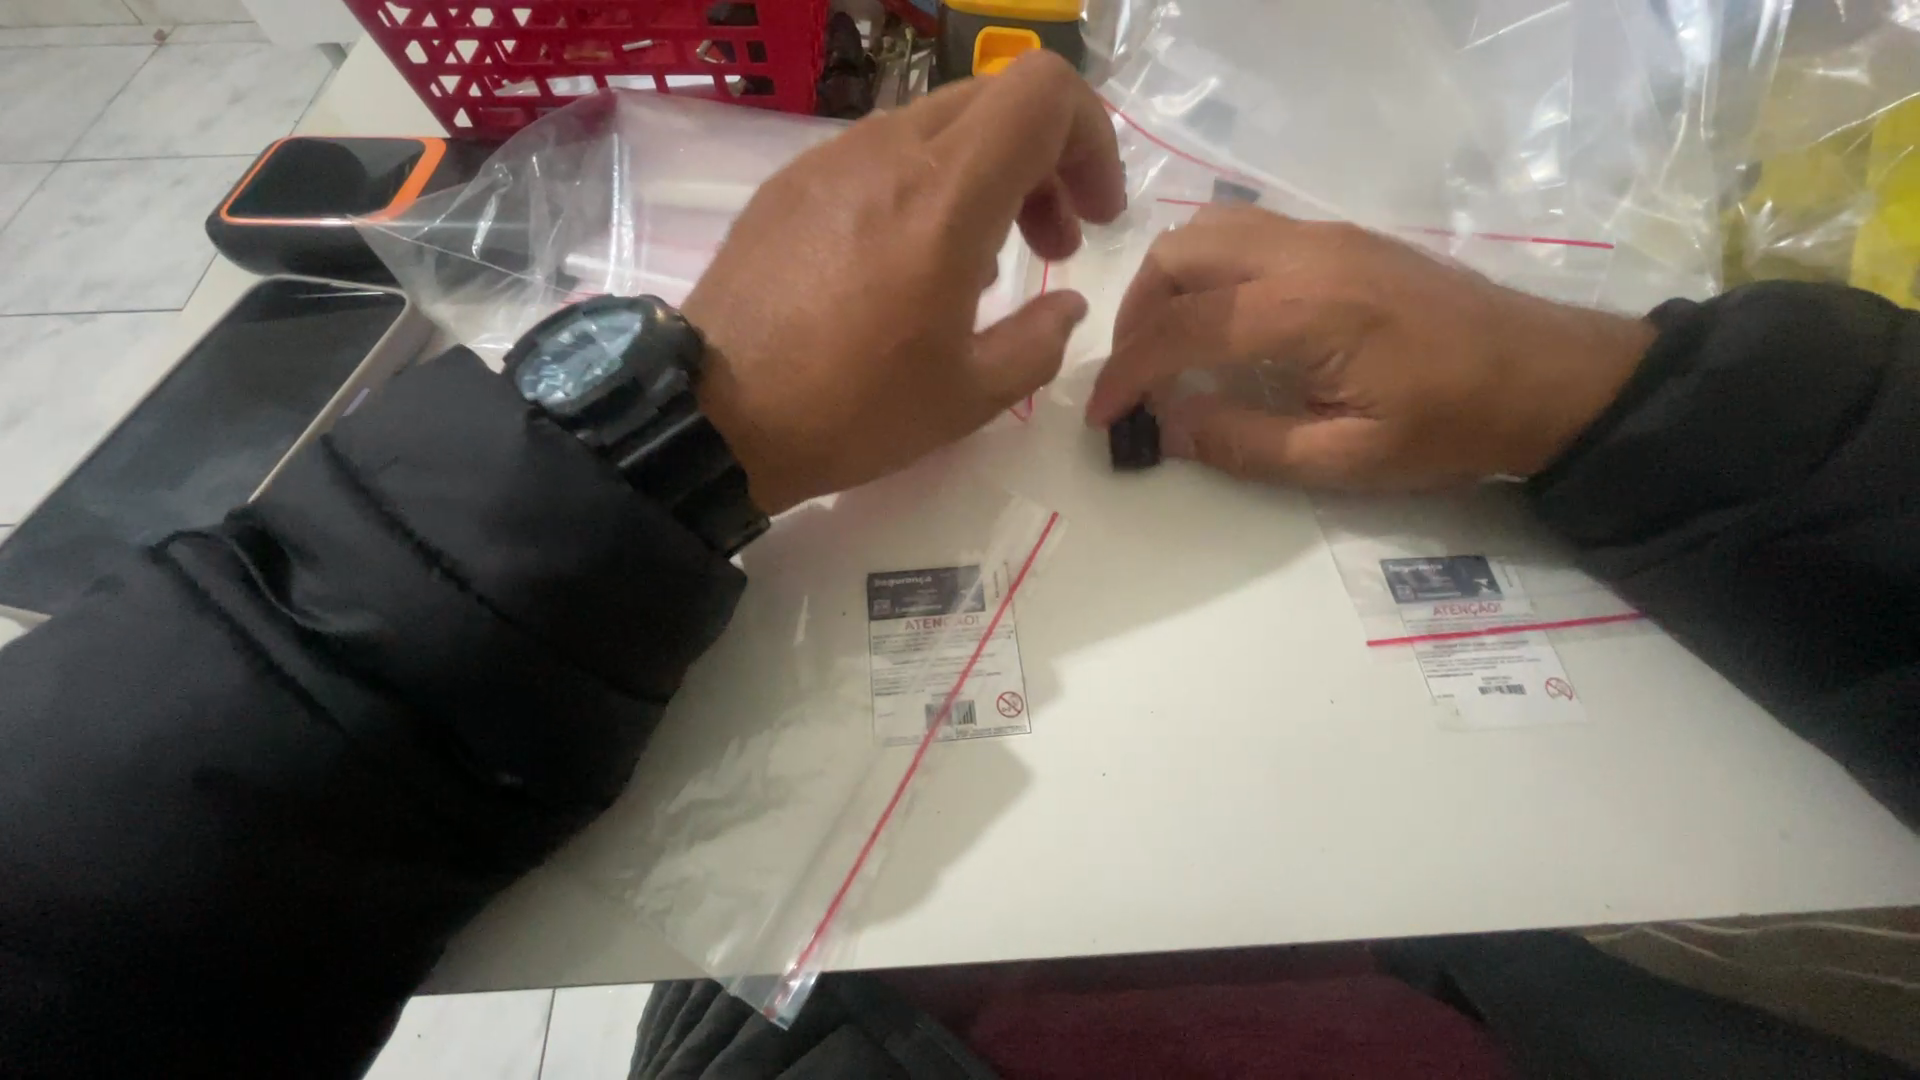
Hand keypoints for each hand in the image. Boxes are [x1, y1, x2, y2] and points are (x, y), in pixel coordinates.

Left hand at [686, 52, 1125, 513]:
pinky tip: (908, 266)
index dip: (1090, 138)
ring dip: (984, 179)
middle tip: (1050, 243)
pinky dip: (925, 189)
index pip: (1044, 93)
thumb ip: (1040, 343)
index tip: (1094, 213)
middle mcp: (888, 152)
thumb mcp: (970, 397)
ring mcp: (830, 160)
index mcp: (945, 198)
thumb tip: (1065, 305)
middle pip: (996, 102)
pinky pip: (880, 156)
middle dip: (1046, 164)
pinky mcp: (790, 183)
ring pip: (937, 126)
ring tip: (981, 266)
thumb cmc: (853, 412)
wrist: (719, 417)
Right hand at [1084, 205, 1657, 490]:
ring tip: (1163, 349)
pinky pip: (1241, 236)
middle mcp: (1305, 253)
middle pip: (1179, 254)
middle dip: (1135, 316)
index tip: (1102, 416)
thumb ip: (1243, 442)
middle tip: (1134, 376)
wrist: (1551, 376)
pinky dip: (1203, 274)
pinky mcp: (1336, 238)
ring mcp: (1323, 235)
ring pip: (1206, 232)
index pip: (1180, 328)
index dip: (1126, 374)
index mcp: (1307, 310)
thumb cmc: (1451, 427)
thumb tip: (1165, 428)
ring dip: (1165, 287)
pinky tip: (1215, 323)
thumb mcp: (1343, 459)